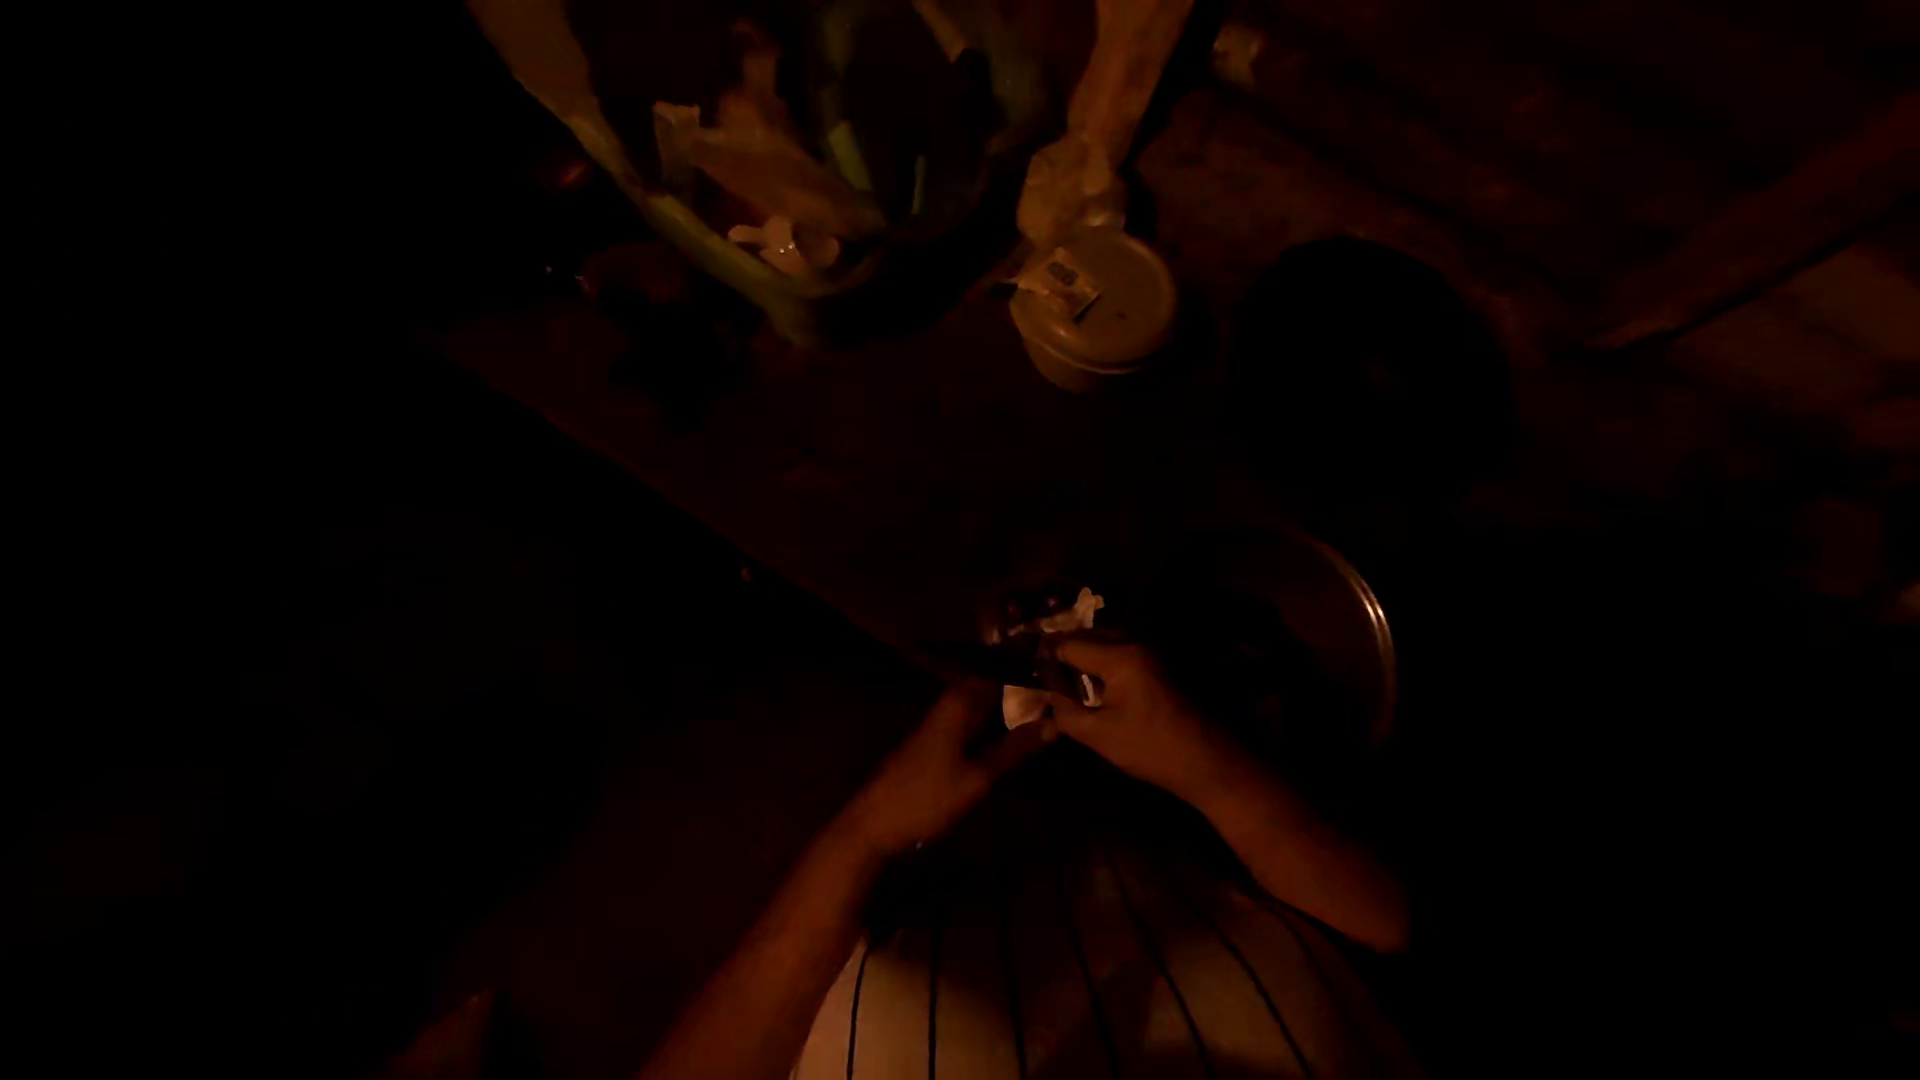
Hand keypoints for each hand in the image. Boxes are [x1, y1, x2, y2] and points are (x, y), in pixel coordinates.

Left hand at [839, 680, 1054, 856]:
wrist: (875, 822)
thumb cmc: (927, 796)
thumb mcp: (978, 777)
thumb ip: (1015, 748)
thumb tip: (1055, 724)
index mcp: (960, 702)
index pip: (1002, 671)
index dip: (1032, 670)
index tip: (1066, 674)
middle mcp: (951, 703)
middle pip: (995, 686)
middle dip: (1026, 688)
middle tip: (1065, 695)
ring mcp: (944, 721)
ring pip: (987, 704)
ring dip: (1014, 706)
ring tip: (1053, 711)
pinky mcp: (940, 739)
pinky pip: (977, 721)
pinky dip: (998, 724)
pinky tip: (1019, 735)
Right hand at [1048, 639, 1244, 803]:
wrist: (1206, 762)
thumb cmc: (1150, 748)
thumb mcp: (1098, 734)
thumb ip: (1063, 710)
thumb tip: (1042, 695)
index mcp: (1119, 656)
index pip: (1068, 645)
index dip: (1044, 658)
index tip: (1024, 670)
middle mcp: (1133, 645)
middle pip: (1084, 638)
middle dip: (1059, 654)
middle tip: (1037, 674)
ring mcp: (1146, 655)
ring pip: (1100, 645)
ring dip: (1078, 659)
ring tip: (1056, 680)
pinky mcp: (1153, 667)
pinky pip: (1115, 655)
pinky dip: (1095, 666)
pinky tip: (1084, 687)